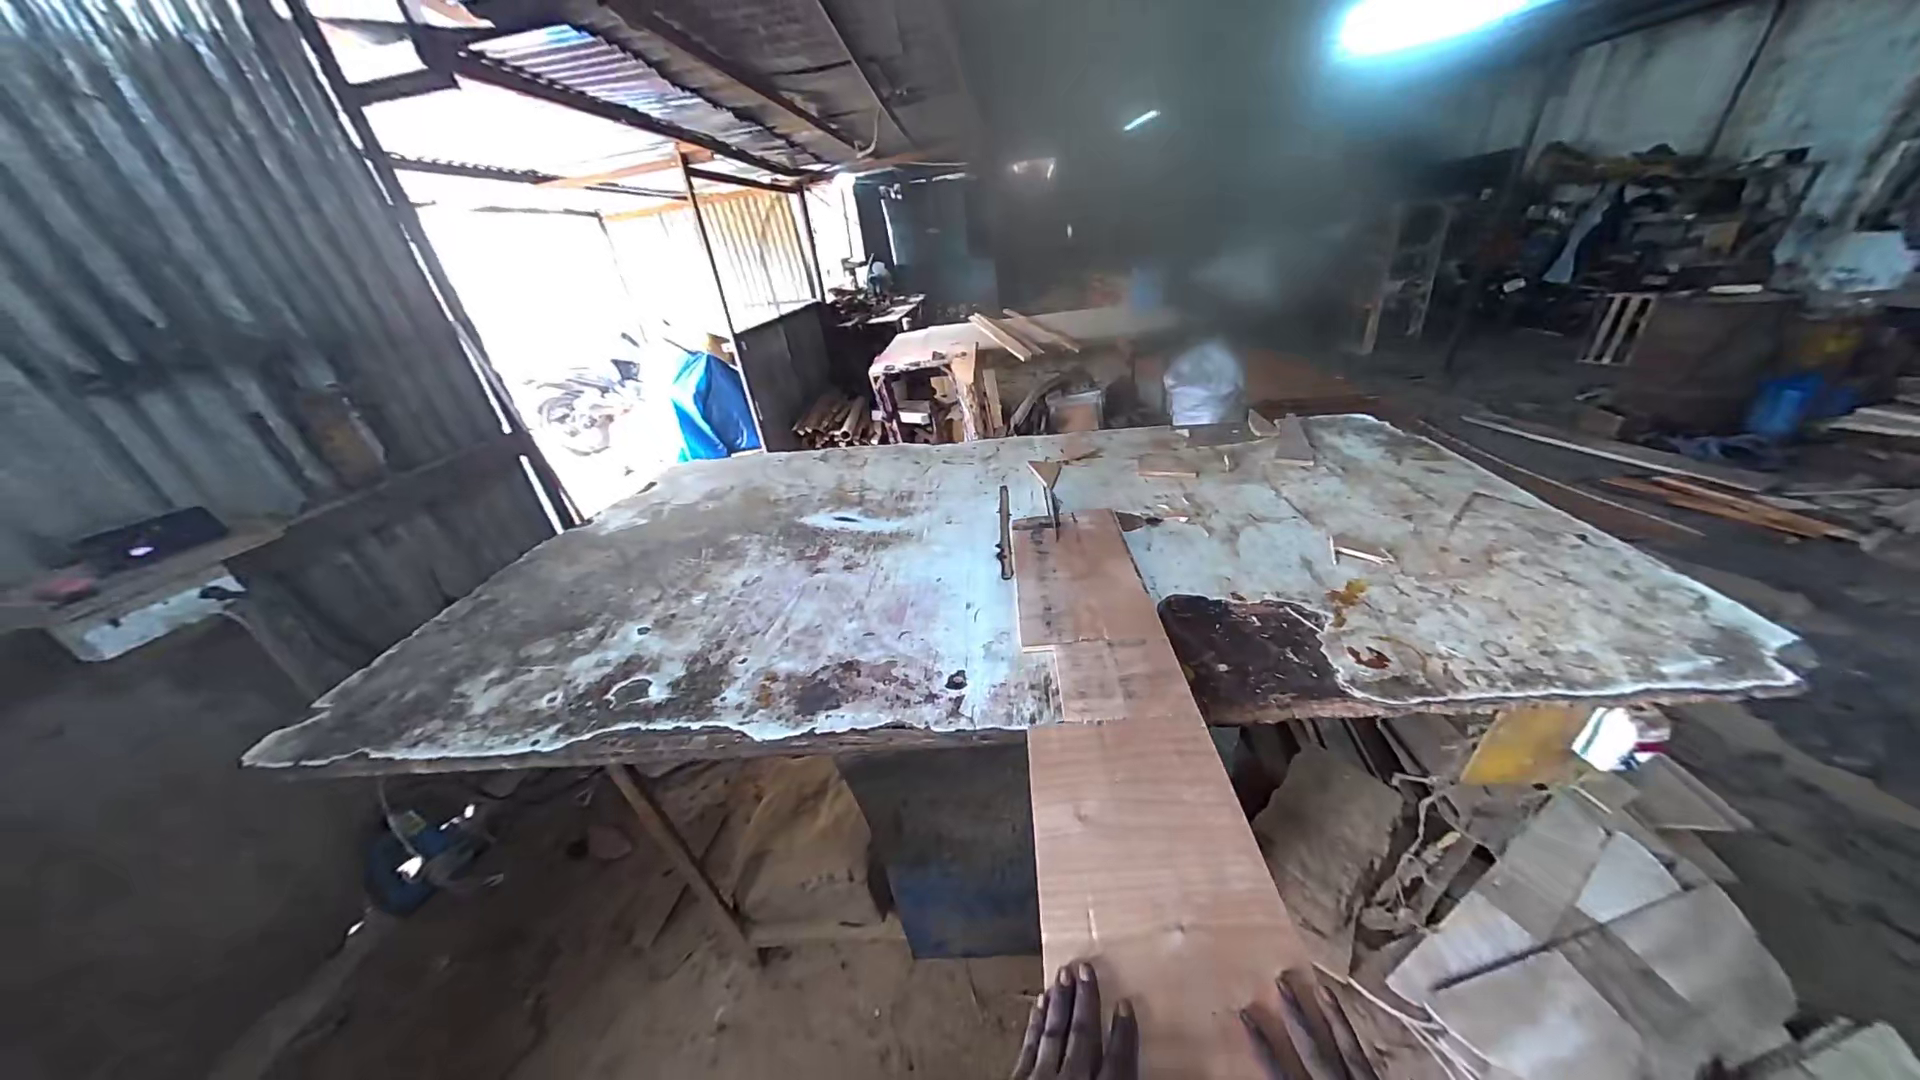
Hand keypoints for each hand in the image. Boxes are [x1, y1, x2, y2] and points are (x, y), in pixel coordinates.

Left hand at [1010, 961, 1137, 1079]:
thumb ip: (1121, 1078)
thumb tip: (1137, 1065)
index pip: (1119, 1062)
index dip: (1124, 1033)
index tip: (1125, 1002)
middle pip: (1084, 1036)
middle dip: (1086, 1000)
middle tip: (1085, 967)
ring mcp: (1042, 1079)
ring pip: (1055, 1033)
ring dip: (1061, 1001)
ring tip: (1063, 972)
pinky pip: (1029, 1047)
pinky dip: (1036, 1023)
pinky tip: (1040, 1001)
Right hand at [1240, 970, 1376, 1079]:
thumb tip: (1258, 1077)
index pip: (1282, 1075)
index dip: (1262, 1047)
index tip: (1244, 1015)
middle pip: (1315, 1054)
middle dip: (1297, 1019)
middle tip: (1279, 981)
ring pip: (1344, 1050)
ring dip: (1328, 1018)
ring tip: (1316, 985)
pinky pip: (1361, 1056)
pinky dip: (1347, 1030)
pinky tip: (1337, 1008)